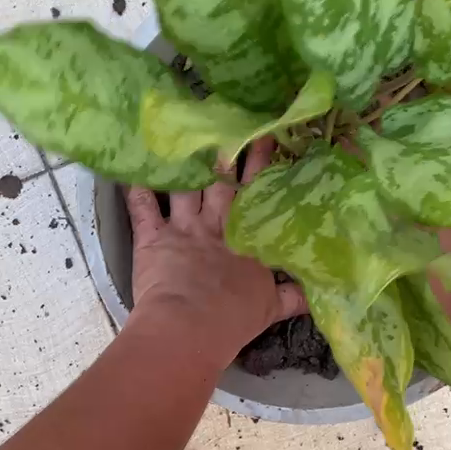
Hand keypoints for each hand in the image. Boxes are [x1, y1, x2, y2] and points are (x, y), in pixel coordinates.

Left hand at [125, 137, 306, 360]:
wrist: (190, 328)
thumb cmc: (232, 321)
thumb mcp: (270, 310)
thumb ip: (293, 297)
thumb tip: (318, 294)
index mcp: (247, 242)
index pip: (257, 198)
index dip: (262, 169)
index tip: (269, 139)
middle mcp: (217, 228)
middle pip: (225, 183)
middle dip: (232, 153)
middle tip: (235, 122)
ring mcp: (184, 229)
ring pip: (186, 188)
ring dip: (186, 164)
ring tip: (187, 134)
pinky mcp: (152, 238)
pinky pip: (141, 206)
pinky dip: (136, 187)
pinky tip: (132, 165)